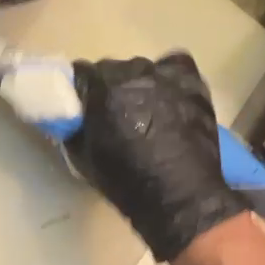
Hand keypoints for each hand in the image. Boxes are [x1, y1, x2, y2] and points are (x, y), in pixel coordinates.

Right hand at [65, 53, 245, 262]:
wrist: (179, 196)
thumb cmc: (124, 180)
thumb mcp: (82, 156)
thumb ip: (73, 127)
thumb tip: (71, 116)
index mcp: (102, 88)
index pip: (81, 72)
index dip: (79, 90)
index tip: (80, 106)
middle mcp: (133, 72)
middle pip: (112, 69)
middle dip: (107, 87)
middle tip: (110, 113)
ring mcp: (167, 76)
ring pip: (143, 69)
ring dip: (137, 85)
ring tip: (142, 110)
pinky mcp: (193, 84)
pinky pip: (175, 67)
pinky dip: (169, 78)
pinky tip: (168, 96)